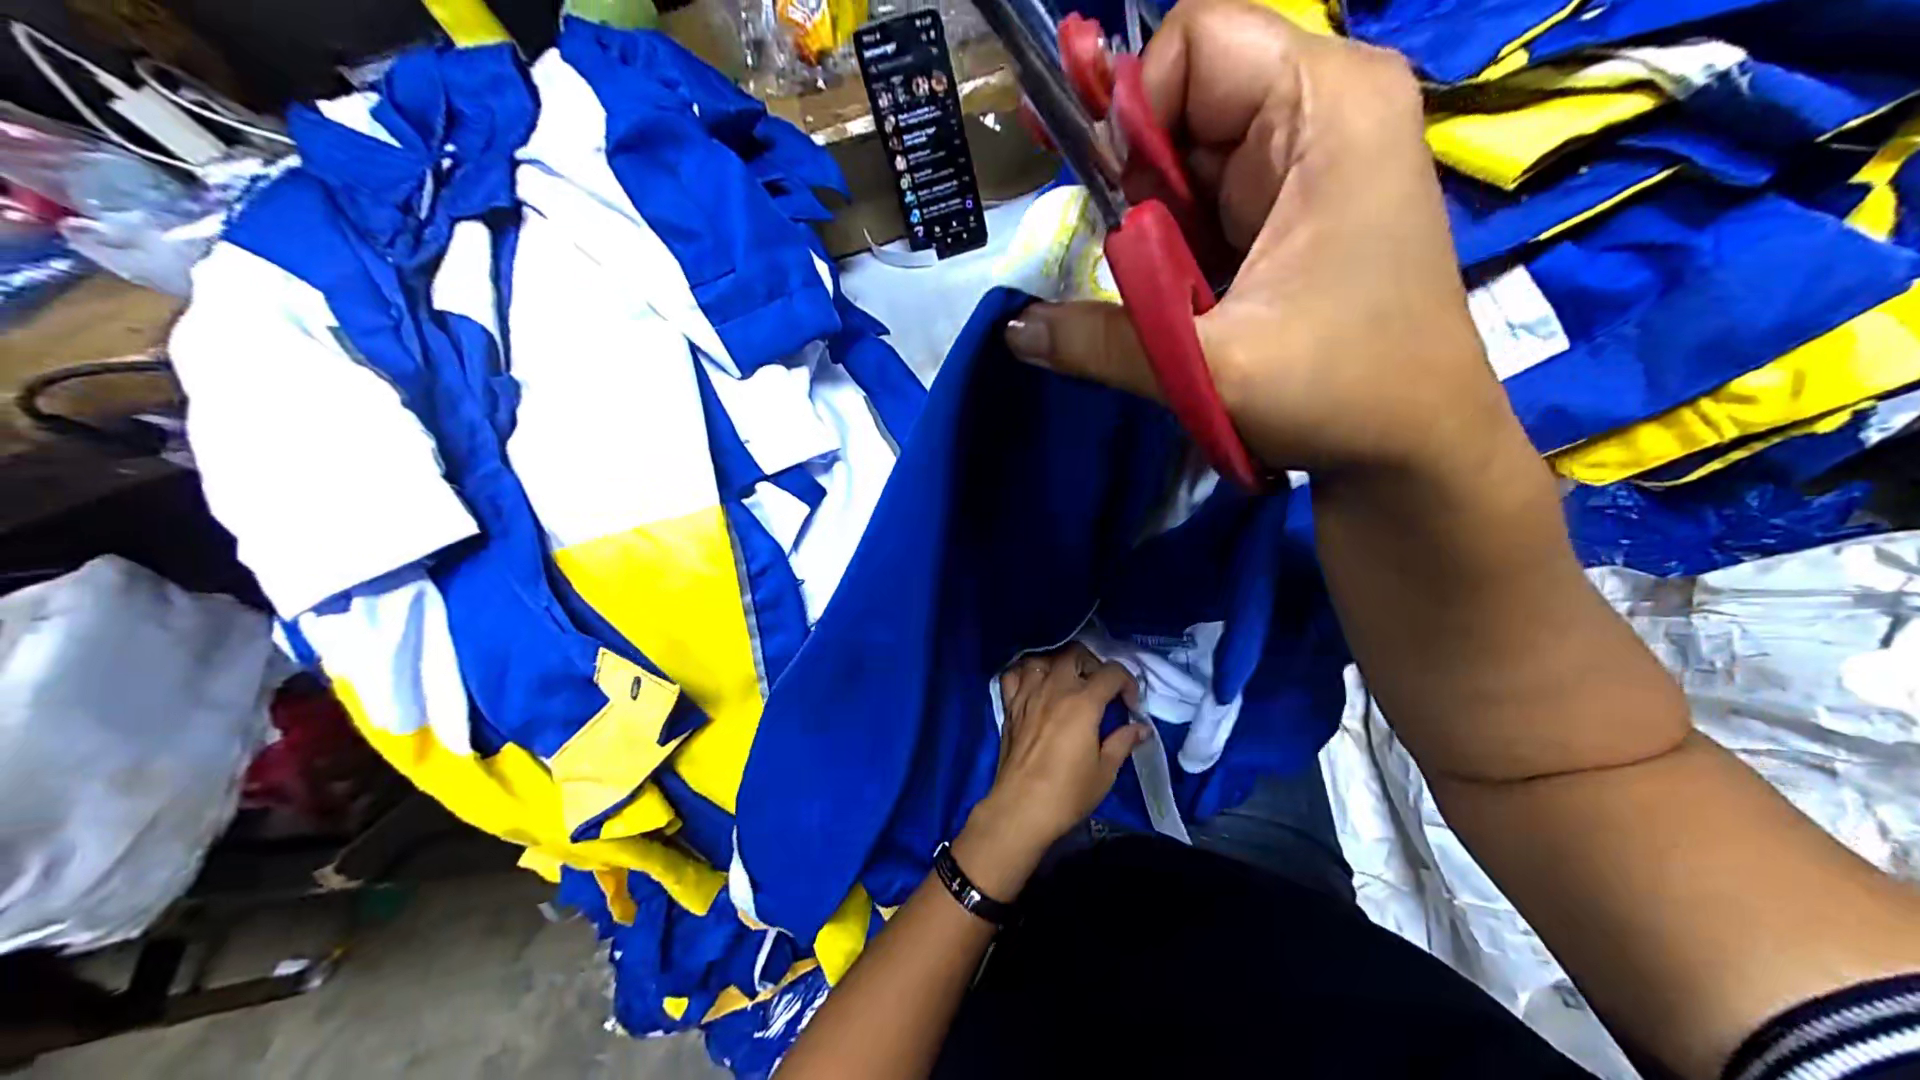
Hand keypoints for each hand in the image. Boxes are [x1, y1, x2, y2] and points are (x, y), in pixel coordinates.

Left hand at [952, 645, 1148, 898]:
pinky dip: (1025, 673)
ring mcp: (1028, 695)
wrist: (1021, 808)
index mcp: (1083, 703)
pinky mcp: (1009, 706)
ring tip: (1068, 683)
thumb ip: (1122, 742)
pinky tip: (1035, 686)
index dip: (1127, 683)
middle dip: (1094, 665)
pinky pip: (1014, 675)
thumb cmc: (1067, 793)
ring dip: (1059, 664)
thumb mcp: (1104, 771)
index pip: (1111, 672)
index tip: (1130, 705)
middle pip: (1075, 654)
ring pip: (1042, 659)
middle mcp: (1054, 689)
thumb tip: (1141, 728)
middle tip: (1100, 689)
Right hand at [1003, 0, 1525, 480]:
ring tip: (1168, 289)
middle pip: (1187, 96)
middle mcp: (1326, 108)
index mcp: (1328, 106)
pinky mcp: (1297, 204)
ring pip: (1189, 153)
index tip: (1120, 203)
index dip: (1136, 112)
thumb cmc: (1342, 393)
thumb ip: (1101, 342)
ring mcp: (1313, 158)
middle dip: (1138, 176)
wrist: (1414, 445)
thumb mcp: (1210, 368)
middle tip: (1131, 262)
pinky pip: (1208, 194)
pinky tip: (1182, 291)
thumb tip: (1014, 330)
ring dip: (1154, 219)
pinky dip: (1174, 238)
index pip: (1195, 41)